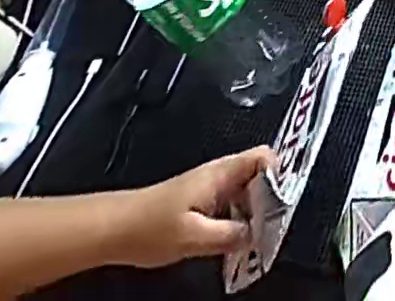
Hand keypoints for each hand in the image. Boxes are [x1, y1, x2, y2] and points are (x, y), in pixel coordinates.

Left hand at [111, 147, 274, 267]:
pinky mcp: (204, 199)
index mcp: (224, 173)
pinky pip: (234, 200)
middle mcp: (222, 173)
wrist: (113, 229)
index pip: (265, 157)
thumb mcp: (192, 237)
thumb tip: (256, 235)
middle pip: (261, 172)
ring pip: (248, 188)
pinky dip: (241, 215)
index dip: (280, 174)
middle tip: (272, 224)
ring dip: (256, 208)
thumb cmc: (152, 227)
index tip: (281, 203)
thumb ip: (228, 235)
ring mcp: (213, 186)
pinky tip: (237, 237)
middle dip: (271, 195)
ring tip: (258, 235)